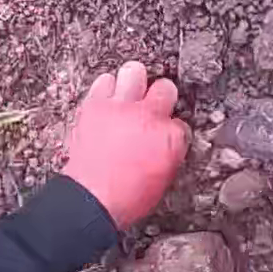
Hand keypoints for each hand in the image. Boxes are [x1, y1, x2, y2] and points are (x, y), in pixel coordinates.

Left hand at [62, 61, 188, 228]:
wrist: (91, 199)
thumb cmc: (126, 196)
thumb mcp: (162, 177)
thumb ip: (167, 150)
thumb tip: (165, 140)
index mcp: (170, 137)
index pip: (180, 120)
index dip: (171, 126)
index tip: (163, 131)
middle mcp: (148, 116)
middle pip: (165, 86)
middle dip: (160, 95)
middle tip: (152, 105)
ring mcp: (120, 106)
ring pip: (134, 72)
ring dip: (133, 83)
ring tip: (128, 96)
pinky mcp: (94, 105)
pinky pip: (103, 81)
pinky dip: (106, 88)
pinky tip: (107, 101)